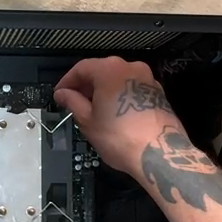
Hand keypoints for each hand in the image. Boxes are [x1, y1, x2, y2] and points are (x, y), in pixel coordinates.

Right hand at [53, 57, 184, 180]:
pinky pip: (132, 88)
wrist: (160, 153)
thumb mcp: (87, 121)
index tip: (61, 93)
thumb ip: (72, 102)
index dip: (67, 81)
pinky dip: (120, 96)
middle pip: (101, 70)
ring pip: (118, 79)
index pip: (81, 68)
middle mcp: (130, 68)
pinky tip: (113, 114)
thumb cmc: (124, 138)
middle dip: (85, 86)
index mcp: (110, 70)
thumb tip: (64, 94)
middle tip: (73, 102)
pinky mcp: (157, 93)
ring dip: (103, 91)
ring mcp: (147, 79)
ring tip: (93, 111)